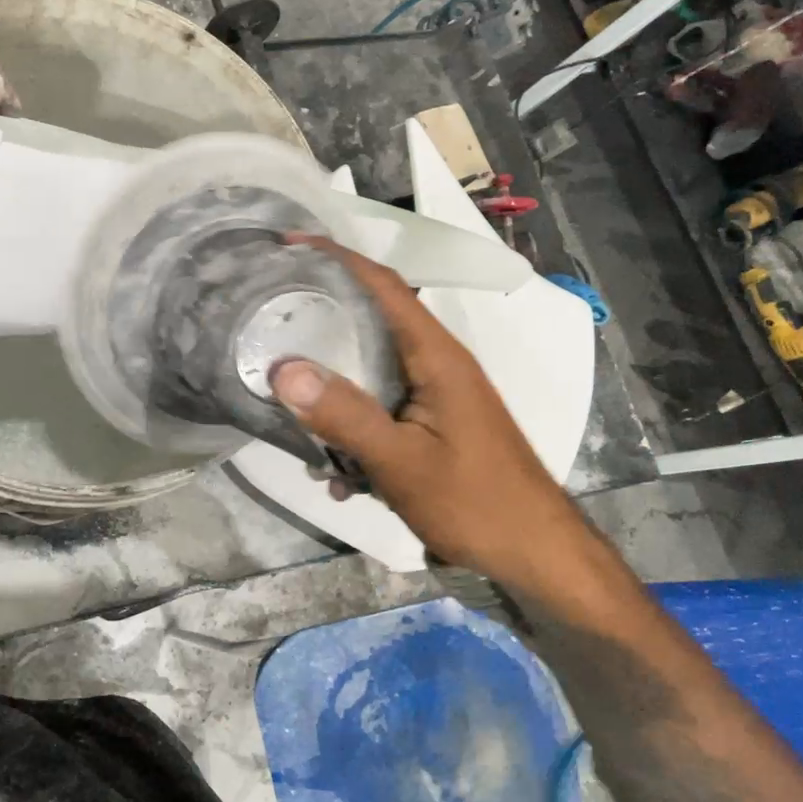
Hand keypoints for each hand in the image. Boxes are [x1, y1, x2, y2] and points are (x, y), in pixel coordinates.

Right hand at [269, 236, 592, 581]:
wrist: (536, 557)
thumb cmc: (476, 503)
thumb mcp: (401, 462)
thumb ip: (343, 415)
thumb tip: (282, 369)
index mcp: (437, 357)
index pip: (384, 285)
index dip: (337, 258)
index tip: (287, 245)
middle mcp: (435, 366)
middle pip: (368, 322)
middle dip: (318, 319)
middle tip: (266, 318)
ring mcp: (433, 398)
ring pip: (366, 372)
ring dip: (328, 393)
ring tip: (286, 410)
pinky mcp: (428, 428)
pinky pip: (375, 413)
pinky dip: (349, 435)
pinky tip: (337, 477)